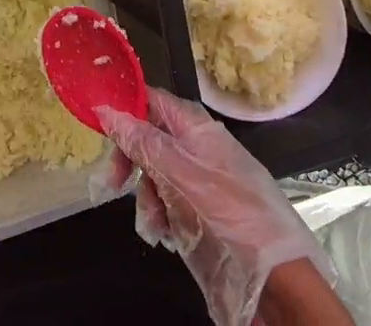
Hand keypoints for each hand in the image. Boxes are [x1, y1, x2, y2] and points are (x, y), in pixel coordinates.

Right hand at [98, 89, 333, 325]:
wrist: (270, 269)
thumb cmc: (225, 210)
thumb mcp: (178, 173)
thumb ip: (142, 141)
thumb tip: (108, 108)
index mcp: (195, 127)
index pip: (153, 101)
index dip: (126, 109)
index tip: (100, 129)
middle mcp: (196, 148)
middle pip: (149, 141)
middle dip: (131, 164)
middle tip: (115, 185)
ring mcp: (199, 180)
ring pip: (155, 177)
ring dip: (146, 199)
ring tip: (155, 225)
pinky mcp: (199, 210)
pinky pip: (167, 203)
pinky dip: (161, 217)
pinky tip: (167, 234)